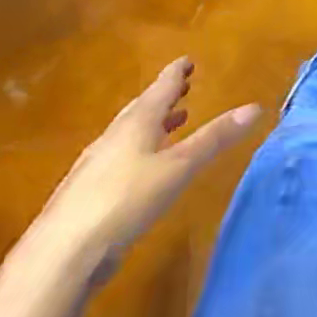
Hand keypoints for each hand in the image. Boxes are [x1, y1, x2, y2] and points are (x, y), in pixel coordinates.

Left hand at [37, 58, 261, 260]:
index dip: (174, 75)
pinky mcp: (89, 194)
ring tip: (174, 119)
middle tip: (182, 85)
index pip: (159, 90)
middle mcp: (112, 140)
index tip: (186, 60)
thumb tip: (255, 106)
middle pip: (140, 110)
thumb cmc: (126, 199)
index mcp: (135, 126)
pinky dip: (141, 148)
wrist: (61, 255)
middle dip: (163, 96)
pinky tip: (146, 164)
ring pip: (129, 135)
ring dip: (153, 123)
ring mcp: (96, 167)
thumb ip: (216, 137)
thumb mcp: (181, 166)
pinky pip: (121, 157)